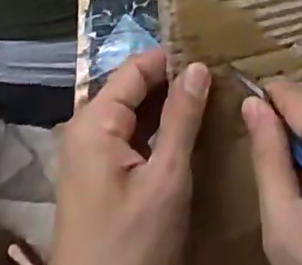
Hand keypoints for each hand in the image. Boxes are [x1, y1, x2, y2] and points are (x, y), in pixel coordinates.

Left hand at [54, 50, 210, 264]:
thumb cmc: (131, 245)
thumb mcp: (165, 181)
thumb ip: (181, 119)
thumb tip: (197, 66)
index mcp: (94, 121)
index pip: (136, 68)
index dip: (172, 58)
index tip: (211, 55)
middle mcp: (85, 128)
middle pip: (133, 88)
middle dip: (172, 82)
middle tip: (216, 78)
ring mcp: (88, 153)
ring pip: (133, 112)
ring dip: (167, 107)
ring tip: (209, 99)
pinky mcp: (96, 175)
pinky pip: (128, 136)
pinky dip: (155, 131)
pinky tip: (185, 133)